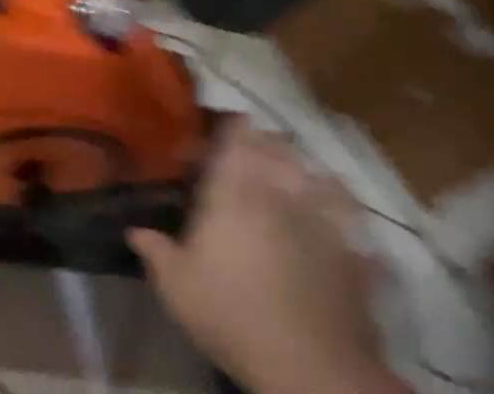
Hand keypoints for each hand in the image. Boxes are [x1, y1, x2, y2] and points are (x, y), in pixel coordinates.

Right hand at [127, 120, 403, 393]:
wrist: (312, 365)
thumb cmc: (230, 313)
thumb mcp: (176, 285)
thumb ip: (156, 250)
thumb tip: (135, 231)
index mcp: (233, 190)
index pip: (236, 137)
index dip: (227, 127)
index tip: (212, 135)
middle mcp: (281, 192)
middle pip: (279, 148)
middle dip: (263, 145)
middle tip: (244, 157)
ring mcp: (326, 219)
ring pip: (317, 174)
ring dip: (301, 171)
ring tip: (287, 181)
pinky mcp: (357, 252)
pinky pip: (352, 215)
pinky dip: (340, 207)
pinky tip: (331, 218)